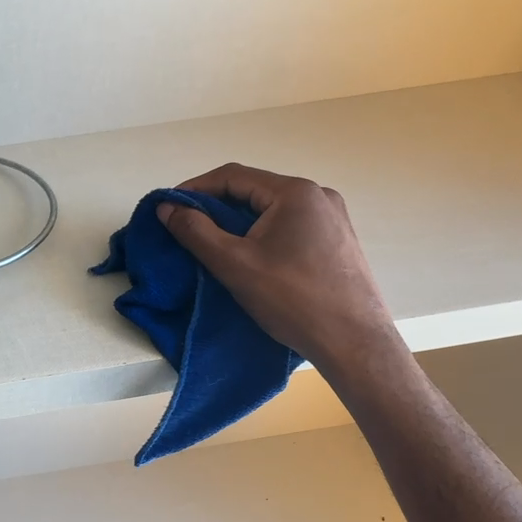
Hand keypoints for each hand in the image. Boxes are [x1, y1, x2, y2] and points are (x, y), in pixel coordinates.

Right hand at [158, 163, 402, 374]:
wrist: (354, 344)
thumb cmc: (292, 299)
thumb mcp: (233, 263)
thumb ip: (194, 230)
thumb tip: (166, 208)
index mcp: (295, 193)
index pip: (232, 176)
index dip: (194, 189)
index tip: (167, 208)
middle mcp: (318, 196)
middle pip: (252, 190)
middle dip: (214, 206)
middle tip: (185, 227)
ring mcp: (332, 218)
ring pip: (269, 209)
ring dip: (236, 221)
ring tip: (211, 243)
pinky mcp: (336, 240)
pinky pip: (288, 225)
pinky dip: (260, 233)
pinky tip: (247, 256)